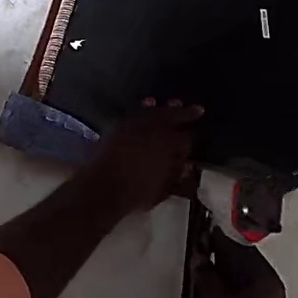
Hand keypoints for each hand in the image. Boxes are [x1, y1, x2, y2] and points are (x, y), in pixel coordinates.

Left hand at [82, 98, 202, 216]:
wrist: (99, 190)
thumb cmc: (134, 195)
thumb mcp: (161, 191)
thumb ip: (176, 176)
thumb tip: (187, 166)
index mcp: (168, 146)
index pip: (186, 137)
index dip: (193, 134)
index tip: (198, 132)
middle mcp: (154, 132)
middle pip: (174, 117)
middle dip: (186, 113)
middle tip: (197, 109)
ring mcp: (136, 127)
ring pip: (156, 112)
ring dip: (167, 108)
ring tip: (176, 102)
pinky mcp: (120, 127)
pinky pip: (137, 113)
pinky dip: (146, 108)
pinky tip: (149, 104)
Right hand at [193, 229, 292, 297]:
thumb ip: (207, 278)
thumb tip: (202, 258)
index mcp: (265, 278)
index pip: (239, 247)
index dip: (218, 241)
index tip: (201, 235)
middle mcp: (273, 291)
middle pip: (240, 270)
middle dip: (218, 272)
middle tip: (199, 276)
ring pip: (240, 292)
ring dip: (221, 295)